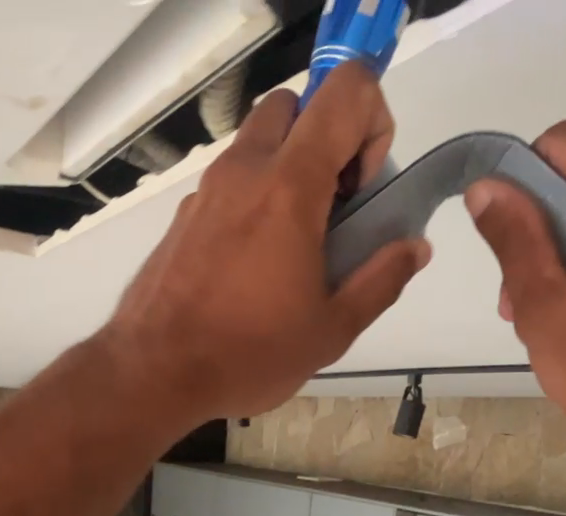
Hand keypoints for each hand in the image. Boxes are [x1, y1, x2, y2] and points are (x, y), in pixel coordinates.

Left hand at [98, 62, 430, 421]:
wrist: (152, 373)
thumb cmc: (247, 354)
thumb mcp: (330, 330)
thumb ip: (379, 281)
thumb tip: (413, 248)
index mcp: (288, 186)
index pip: (344, 92)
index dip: (372, 122)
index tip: (364, 187)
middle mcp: (243, 172)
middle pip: (293, 105)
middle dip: (325, 138)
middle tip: (332, 205)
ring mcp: (204, 193)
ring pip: (255, 144)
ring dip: (287, 168)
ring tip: (294, 242)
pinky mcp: (181, 219)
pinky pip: (227, 184)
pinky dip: (251, 199)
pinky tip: (252, 265)